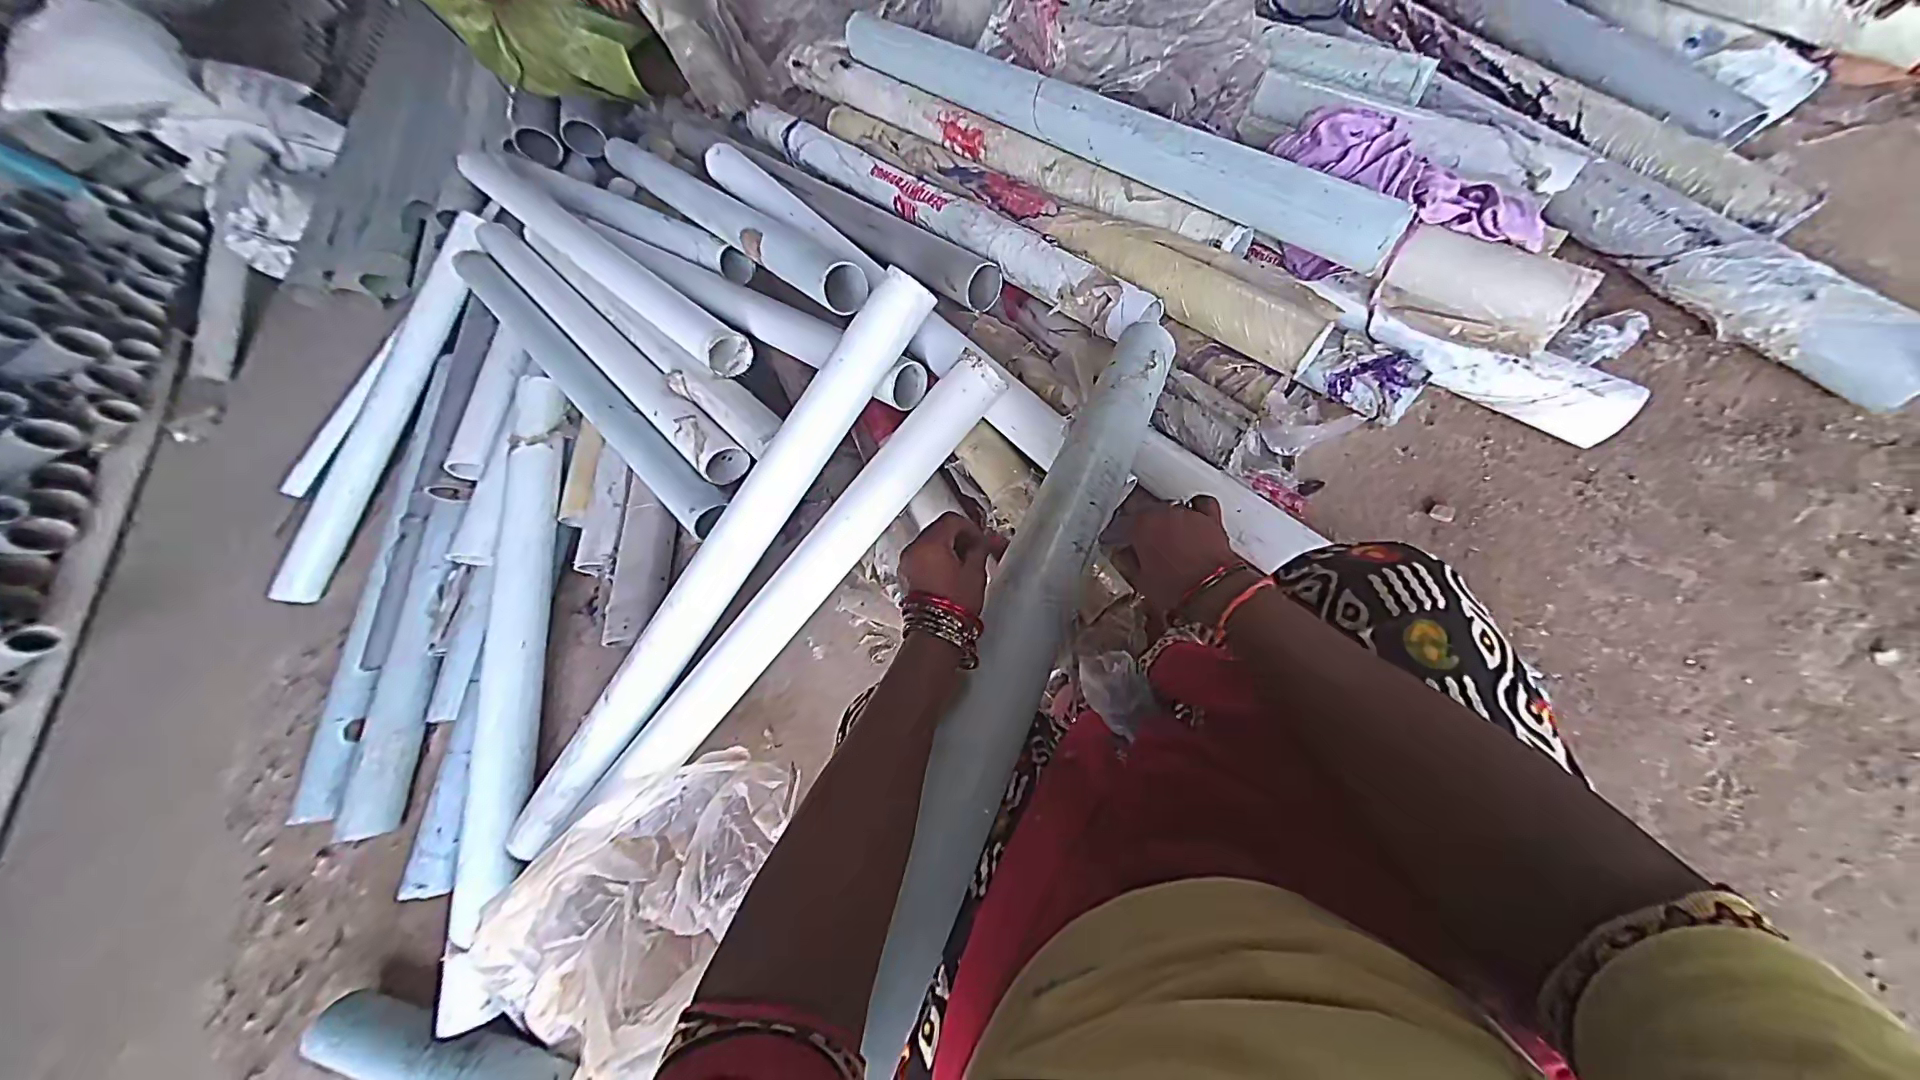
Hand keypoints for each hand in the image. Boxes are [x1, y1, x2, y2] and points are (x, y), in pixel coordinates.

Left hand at [900, 512, 1002, 612]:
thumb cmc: (954, 605)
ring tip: (966, 562)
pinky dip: (937, 559)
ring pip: (930, 543)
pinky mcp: (907, 576)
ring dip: (948, 547)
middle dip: (959, 536)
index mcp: (930, 544)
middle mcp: (914, 550)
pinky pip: (922, 558)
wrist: (936, 632)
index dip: (970, 527)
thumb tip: (982, 542)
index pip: (951, 520)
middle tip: (976, 548)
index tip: (981, 538)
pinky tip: (951, 572)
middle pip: (938, 530)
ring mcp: (907, 563)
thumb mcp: (975, 572)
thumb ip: (979, 549)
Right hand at [1113, 495, 1246, 613]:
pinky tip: (1191, 518)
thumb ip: (1128, 560)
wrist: (1213, 592)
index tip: (1113, 540)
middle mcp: (1162, 513)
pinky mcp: (1210, 519)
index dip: (1114, 533)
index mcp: (1140, 526)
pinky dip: (1195, 508)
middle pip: (1143, 507)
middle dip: (1137, 521)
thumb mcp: (1140, 580)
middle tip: (1136, 537)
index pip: (1120, 523)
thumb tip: (1125, 554)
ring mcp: (1187, 513)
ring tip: (1162, 533)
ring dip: (1163, 517)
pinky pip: (1200, 504)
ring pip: (1169, 506)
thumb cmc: (1175, 589)